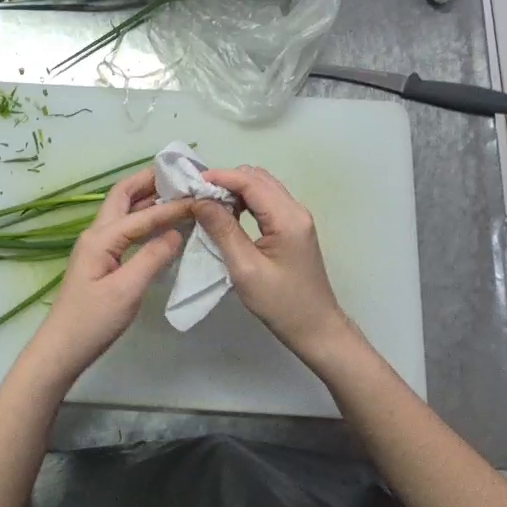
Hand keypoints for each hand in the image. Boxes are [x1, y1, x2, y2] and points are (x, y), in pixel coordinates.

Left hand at [24, 169, 193, 382]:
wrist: (63, 348)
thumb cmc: (93, 321)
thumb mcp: (127, 291)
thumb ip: (152, 258)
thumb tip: (176, 232)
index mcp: (101, 238)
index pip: (142, 213)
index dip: (172, 204)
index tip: (200, 195)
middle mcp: (97, 234)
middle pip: (123, 195)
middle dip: (150, 181)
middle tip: (181, 174)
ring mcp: (98, 246)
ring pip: (124, 211)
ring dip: (148, 197)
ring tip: (178, 191)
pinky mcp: (102, 260)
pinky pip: (126, 229)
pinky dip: (145, 219)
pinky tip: (163, 225)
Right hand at [191, 166, 352, 354]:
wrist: (316, 329)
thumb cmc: (280, 303)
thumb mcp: (245, 268)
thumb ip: (223, 230)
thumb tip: (200, 201)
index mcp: (287, 218)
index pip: (250, 182)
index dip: (219, 177)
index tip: (190, 183)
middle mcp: (295, 210)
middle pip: (257, 178)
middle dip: (226, 181)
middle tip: (197, 196)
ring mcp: (296, 218)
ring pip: (262, 187)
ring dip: (234, 190)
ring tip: (208, 205)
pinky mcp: (293, 228)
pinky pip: (266, 202)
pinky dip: (244, 201)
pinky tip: (227, 216)